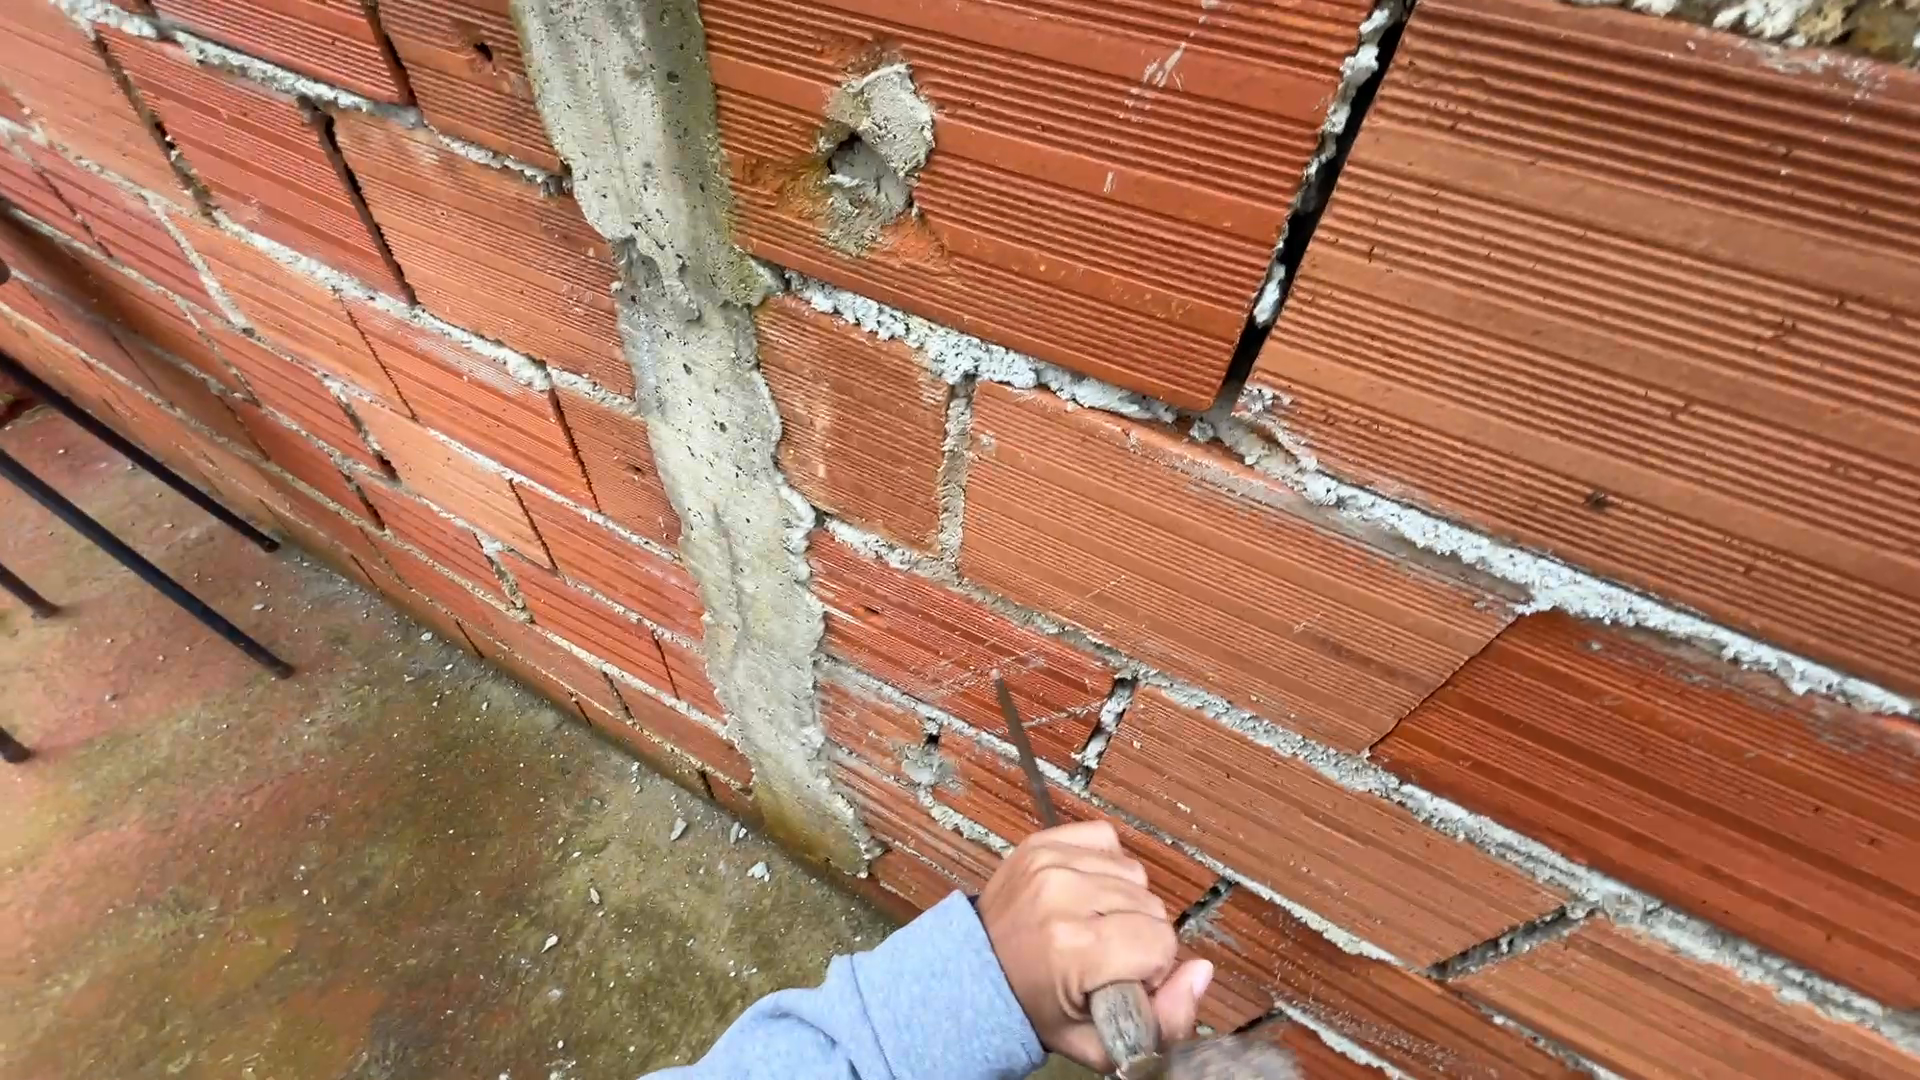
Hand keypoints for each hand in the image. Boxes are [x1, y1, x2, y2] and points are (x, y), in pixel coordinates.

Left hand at [977, 820, 1214, 1070]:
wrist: (975, 966)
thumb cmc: (1036, 1005)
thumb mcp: (1098, 1041)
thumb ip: (1163, 1022)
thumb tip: (1202, 971)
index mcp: (1074, 948)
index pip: (1160, 942)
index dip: (1153, 966)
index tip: (1125, 977)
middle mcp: (1062, 895)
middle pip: (1150, 905)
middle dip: (1141, 934)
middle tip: (1107, 954)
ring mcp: (1050, 861)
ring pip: (1133, 873)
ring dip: (1125, 899)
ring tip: (1096, 922)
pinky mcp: (1042, 840)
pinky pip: (1106, 838)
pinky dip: (1107, 864)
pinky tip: (1089, 890)